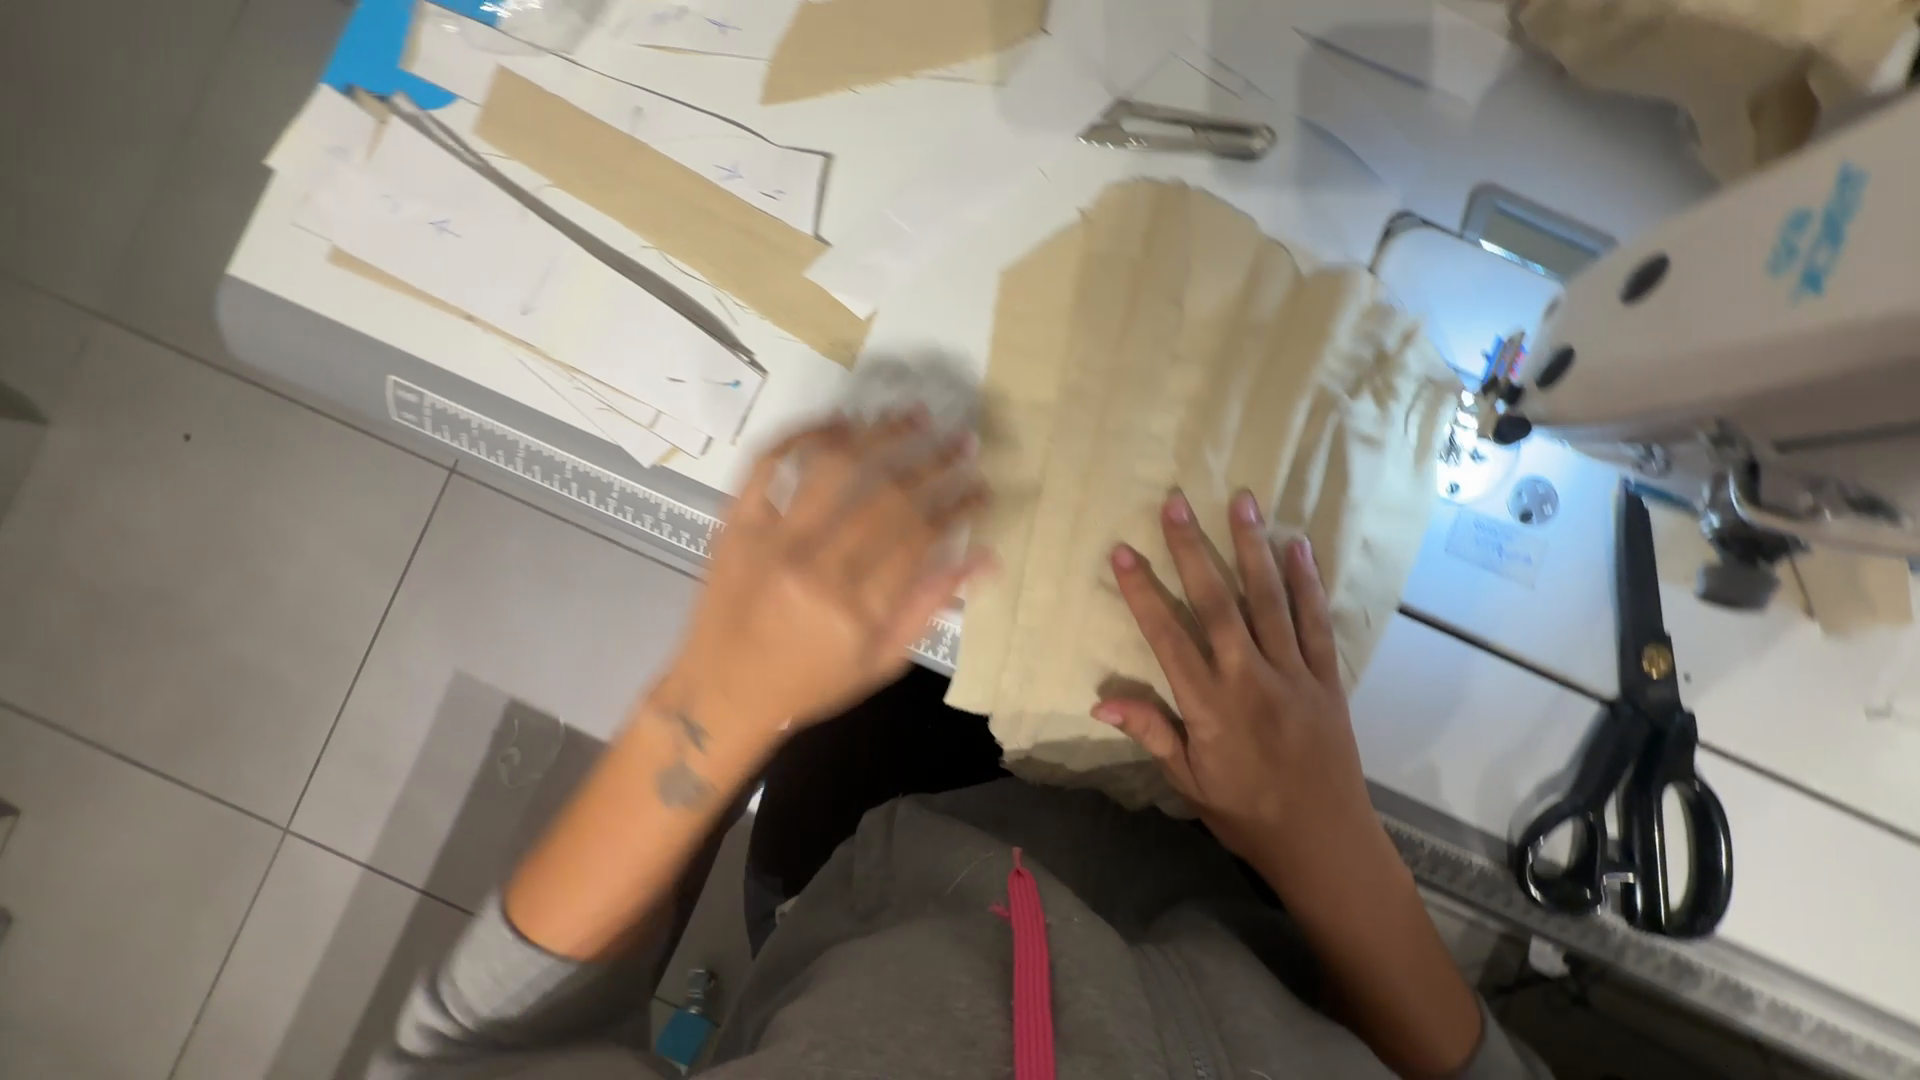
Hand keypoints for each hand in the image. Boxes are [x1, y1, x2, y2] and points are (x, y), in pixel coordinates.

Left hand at [667, 412, 989, 744]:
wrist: (719, 696)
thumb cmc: (809, 684)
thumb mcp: (881, 662)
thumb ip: (930, 605)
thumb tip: (985, 558)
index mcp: (856, 607)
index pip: (922, 535)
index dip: (959, 503)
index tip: (981, 485)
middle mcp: (816, 565)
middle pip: (887, 495)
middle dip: (934, 461)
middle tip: (961, 439)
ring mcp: (771, 538)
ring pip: (834, 468)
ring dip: (879, 434)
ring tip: (912, 414)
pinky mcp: (735, 524)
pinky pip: (766, 464)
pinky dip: (803, 435)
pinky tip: (839, 421)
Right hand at [1095, 489, 1376, 870]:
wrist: (1327, 843)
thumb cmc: (1247, 814)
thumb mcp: (1188, 783)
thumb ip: (1151, 733)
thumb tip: (1100, 701)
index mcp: (1210, 708)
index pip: (1168, 638)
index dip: (1143, 593)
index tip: (1122, 552)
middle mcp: (1251, 680)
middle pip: (1217, 605)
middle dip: (1193, 550)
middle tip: (1176, 503)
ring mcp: (1294, 675)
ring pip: (1269, 601)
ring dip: (1253, 548)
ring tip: (1242, 500)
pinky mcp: (1327, 679)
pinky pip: (1316, 623)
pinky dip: (1307, 583)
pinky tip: (1299, 546)